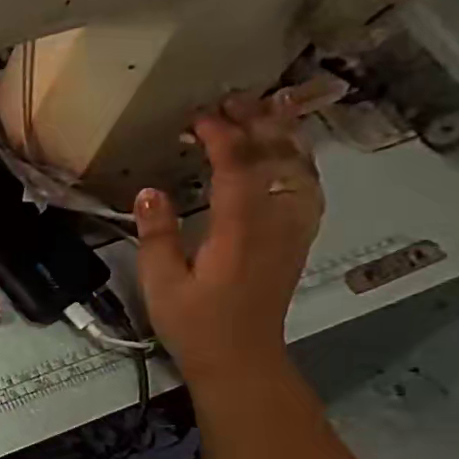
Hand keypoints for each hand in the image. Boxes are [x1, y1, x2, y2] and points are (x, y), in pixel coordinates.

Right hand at [135, 89, 325, 384]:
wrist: (240, 358)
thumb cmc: (196, 324)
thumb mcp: (162, 284)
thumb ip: (156, 235)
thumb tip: (149, 192)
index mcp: (239, 228)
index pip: (236, 164)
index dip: (219, 134)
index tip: (198, 117)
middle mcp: (275, 220)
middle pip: (275, 156)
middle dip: (256, 122)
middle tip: (233, 100)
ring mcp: (293, 228)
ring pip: (299, 167)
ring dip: (285, 133)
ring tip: (273, 106)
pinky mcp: (298, 239)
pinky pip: (308, 187)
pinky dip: (300, 161)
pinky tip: (292, 154)